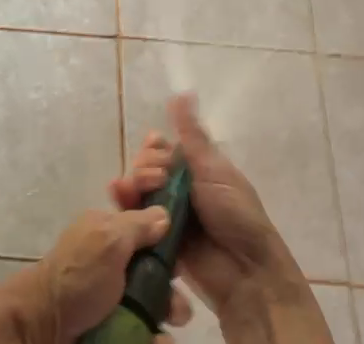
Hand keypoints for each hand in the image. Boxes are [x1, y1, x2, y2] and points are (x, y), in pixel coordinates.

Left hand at [20, 206, 191, 342]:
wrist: (45, 324)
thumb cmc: (78, 276)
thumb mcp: (107, 241)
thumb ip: (136, 225)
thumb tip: (164, 214)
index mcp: (110, 231)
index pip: (149, 227)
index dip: (168, 241)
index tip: (181, 258)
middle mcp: (117, 260)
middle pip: (159, 273)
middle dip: (172, 293)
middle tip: (175, 308)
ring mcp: (117, 295)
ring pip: (157, 305)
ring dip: (168, 317)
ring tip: (164, 333)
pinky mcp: (118, 322)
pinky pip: (147, 329)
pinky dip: (154, 337)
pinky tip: (156, 341)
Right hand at [109, 94, 333, 343]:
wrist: (246, 272)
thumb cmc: (236, 215)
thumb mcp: (214, 169)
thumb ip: (192, 134)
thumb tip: (182, 91)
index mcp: (195, 171)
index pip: (162, 150)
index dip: (154, 147)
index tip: (158, 147)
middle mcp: (178, 190)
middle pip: (146, 168)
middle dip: (144, 166)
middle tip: (158, 177)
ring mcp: (166, 215)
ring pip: (137, 190)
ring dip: (133, 183)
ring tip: (139, 190)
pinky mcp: (155, 238)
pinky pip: (134, 217)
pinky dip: (124, 205)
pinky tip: (118, 196)